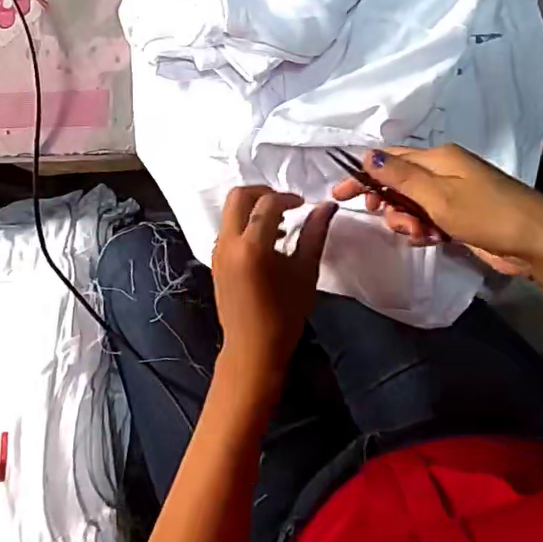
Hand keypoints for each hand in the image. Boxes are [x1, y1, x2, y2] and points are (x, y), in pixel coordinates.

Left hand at [210, 187, 335, 394]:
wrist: (252, 348)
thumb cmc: (284, 314)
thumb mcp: (304, 272)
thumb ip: (314, 234)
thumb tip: (327, 207)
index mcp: (251, 247)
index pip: (267, 204)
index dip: (288, 198)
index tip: (304, 205)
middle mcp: (228, 243)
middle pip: (239, 196)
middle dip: (263, 193)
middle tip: (287, 204)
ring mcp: (218, 251)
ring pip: (230, 211)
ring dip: (253, 208)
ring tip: (281, 225)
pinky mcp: (215, 260)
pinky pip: (228, 229)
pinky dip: (245, 224)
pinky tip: (267, 243)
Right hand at [329, 144, 542, 278]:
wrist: (538, 243)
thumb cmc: (487, 214)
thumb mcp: (438, 195)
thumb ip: (400, 177)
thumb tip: (366, 155)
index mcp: (437, 157)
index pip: (388, 159)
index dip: (362, 175)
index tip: (339, 194)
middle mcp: (443, 170)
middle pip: (397, 183)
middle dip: (389, 204)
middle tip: (391, 220)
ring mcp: (452, 193)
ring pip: (410, 205)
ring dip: (407, 221)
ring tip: (422, 234)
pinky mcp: (459, 215)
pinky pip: (427, 219)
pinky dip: (423, 229)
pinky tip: (433, 240)